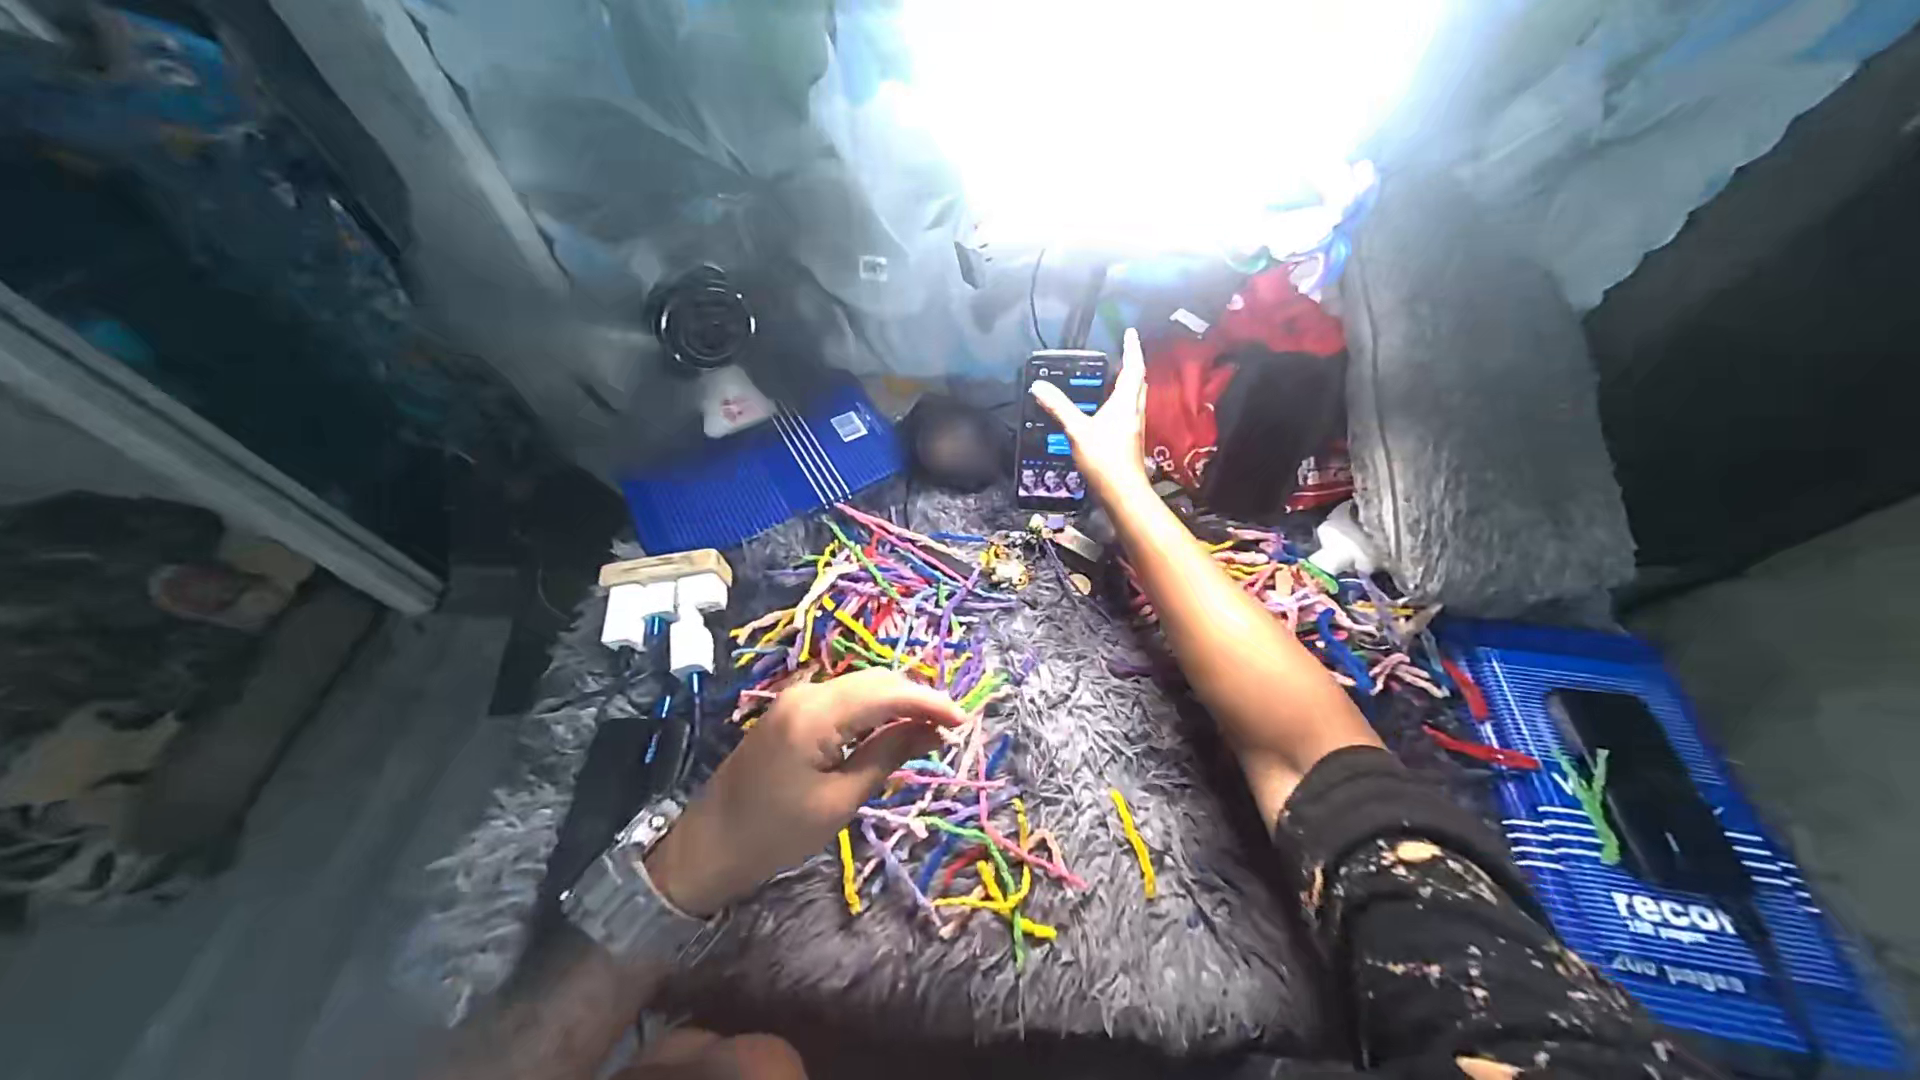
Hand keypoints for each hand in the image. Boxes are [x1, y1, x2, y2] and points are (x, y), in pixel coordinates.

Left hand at [644, 669, 965, 916]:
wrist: (707, 847)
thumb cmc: (775, 833)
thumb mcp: (840, 800)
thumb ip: (888, 756)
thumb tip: (934, 732)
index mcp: (816, 714)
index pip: (887, 692)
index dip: (929, 702)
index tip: (963, 722)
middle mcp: (807, 692)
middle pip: (875, 681)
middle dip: (916, 698)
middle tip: (950, 729)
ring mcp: (796, 698)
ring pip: (861, 686)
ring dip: (896, 702)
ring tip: (928, 730)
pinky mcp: (792, 711)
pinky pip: (843, 699)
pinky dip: (873, 710)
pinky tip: (890, 728)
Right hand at [1030, 326, 1149, 499]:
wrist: (1123, 492)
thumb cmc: (1105, 459)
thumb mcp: (1077, 430)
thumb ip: (1058, 407)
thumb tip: (1039, 388)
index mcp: (1125, 402)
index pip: (1133, 367)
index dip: (1132, 348)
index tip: (1130, 333)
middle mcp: (1134, 411)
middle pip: (1138, 381)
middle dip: (1132, 365)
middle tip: (1123, 354)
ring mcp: (1135, 427)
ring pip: (1136, 397)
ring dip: (1129, 384)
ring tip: (1115, 377)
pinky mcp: (1130, 440)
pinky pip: (1129, 412)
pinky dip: (1122, 403)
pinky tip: (1109, 410)